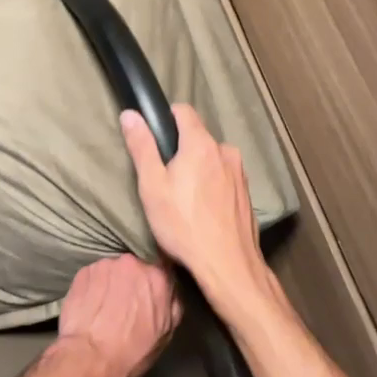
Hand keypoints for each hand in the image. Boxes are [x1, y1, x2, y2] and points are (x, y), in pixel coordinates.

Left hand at [51, 255, 179, 376]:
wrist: (90, 357)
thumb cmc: (133, 351)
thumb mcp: (165, 333)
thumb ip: (171, 304)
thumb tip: (170, 291)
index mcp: (158, 278)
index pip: (161, 271)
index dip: (153, 286)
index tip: (148, 298)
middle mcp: (133, 263)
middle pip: (135, 268)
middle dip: (131, 282)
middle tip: (125, 305)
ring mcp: (106, 265)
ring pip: (113, 271)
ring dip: (112, 283)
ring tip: (105, 307)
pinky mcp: (84, 271)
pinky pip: (94, 276)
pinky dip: (94, 287)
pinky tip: (91, 306)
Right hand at [122, 105, 267, 301]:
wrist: (228, 266)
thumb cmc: (183, 225)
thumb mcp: (152, 186)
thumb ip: (142, 147)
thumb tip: (130, 114)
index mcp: (201, 143)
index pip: (183, 110)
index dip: (165, 119)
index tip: (154, 141)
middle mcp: (224, 151)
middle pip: (197, 136)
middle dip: (180, 149)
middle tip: (164, 178)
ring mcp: (239, 172)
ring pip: (211, 157)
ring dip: (197, 167)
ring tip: (183, 197)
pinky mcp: (246, 192)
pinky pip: (223, 175)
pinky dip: (211, 183)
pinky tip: (202, 209)